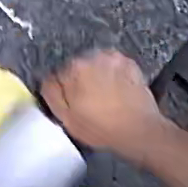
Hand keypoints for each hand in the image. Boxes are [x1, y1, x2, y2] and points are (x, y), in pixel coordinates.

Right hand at [39, 50, 174, 157]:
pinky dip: (112, 76)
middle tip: (89, 103)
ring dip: (96, 77)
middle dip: (80, 81)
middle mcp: (92, 56)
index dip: (64, 91)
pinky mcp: (129, 63)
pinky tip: (117, 92)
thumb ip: (51, 94)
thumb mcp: (66, 118)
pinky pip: (112, 67)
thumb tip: (47, 80)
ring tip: (105, 98)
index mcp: (73, 68)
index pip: (58, 75)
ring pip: (95, 66)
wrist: (140, 131)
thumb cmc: (101, 128)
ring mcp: (113, 58)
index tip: (72, 104)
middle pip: (77, 67)